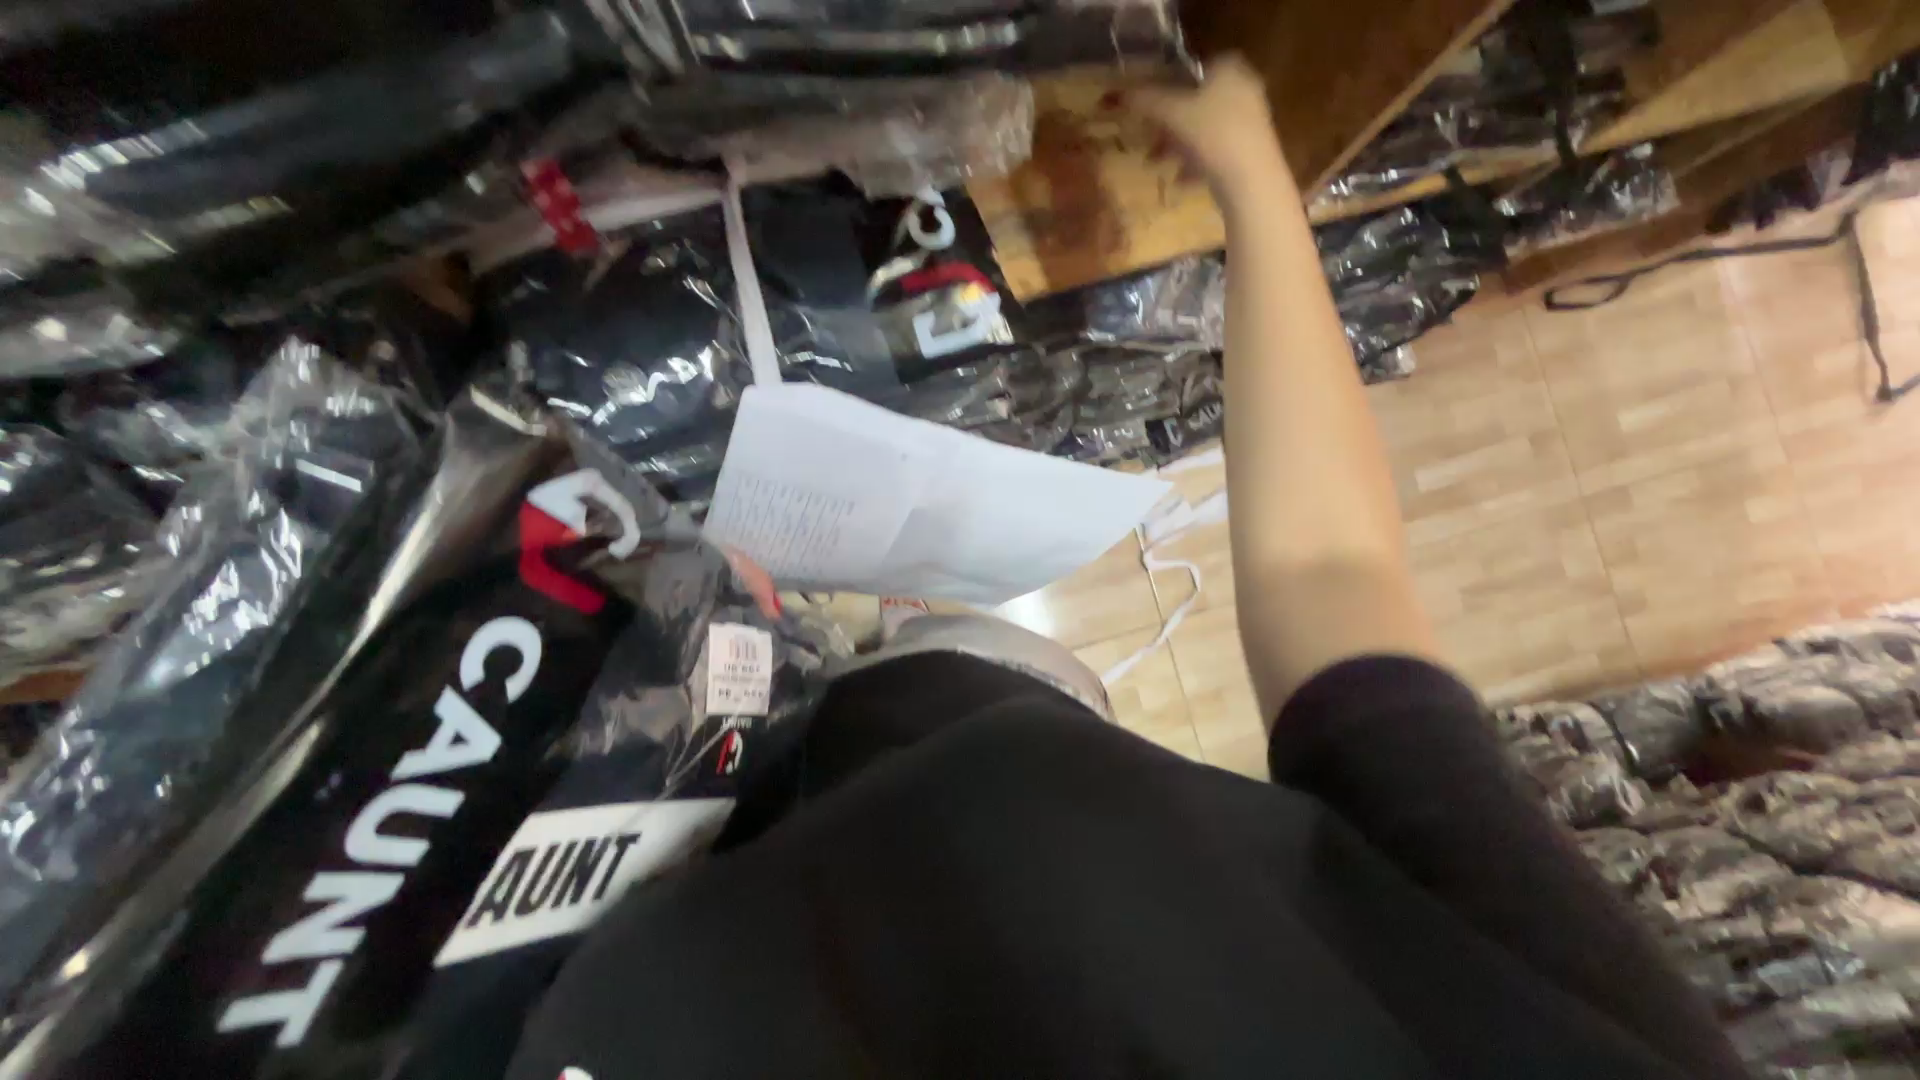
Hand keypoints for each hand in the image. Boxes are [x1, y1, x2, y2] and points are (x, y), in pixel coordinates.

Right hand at [1126, 54, 1291, 205]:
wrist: (1251, 179)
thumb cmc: (1212, 134)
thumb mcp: (1172, 113)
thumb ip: (1145, 101)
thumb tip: (1114, 94)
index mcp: (1229, 68)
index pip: (1193, 69)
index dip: (1168, 86)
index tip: (1151, 107)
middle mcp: (1243, 88)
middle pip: (1196, 103)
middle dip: (1169, 124)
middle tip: (1149, 140)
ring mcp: (1250, 121)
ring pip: (1204, 129)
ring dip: (1178, 147)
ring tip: (1157, 165)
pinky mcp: (1251, 150)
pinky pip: (1216, 151)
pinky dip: (1196, 164)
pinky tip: (1181, 181)